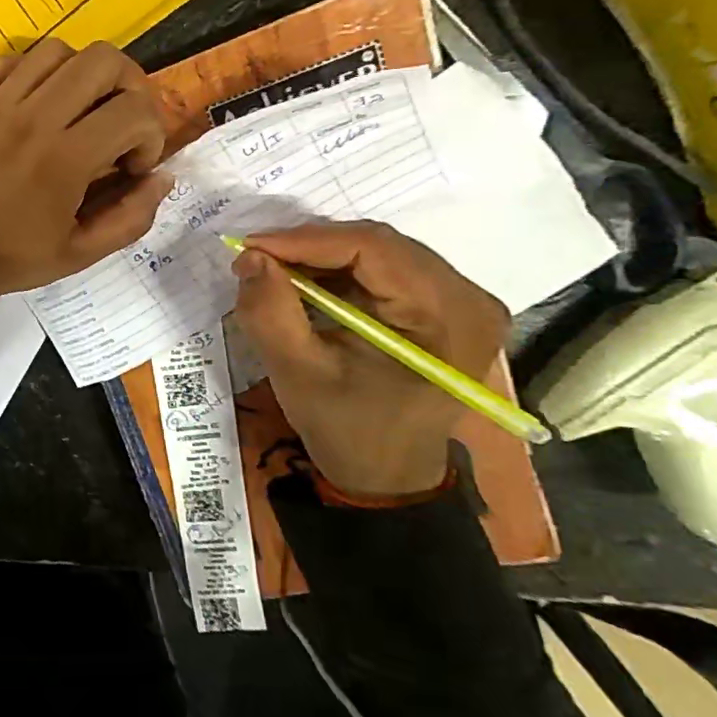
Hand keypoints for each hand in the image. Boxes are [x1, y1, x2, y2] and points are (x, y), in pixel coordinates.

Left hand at [0, 39, 171, 305]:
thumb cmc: (14, 256)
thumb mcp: (82, 254)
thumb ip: (132, 217)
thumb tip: (162, 176)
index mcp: (65, 159)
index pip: (134, 109)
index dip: (151, 135)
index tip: (132, 165)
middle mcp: (34, 119)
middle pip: (102, 60)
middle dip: (129, 87)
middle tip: (119, 123)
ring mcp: (0, 105)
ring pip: (58, 50)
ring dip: (83, 73)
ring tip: (82, 109)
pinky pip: (11, 60)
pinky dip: (34, 70)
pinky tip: (40, 101)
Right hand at [230, 221, 510, 495]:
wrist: (387, 476)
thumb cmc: (347, 429)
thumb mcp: (297, 372)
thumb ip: (270, 312)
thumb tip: (250, 257)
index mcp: (448, 317)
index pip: (373, 249)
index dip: (305, 240)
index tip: (248, 246)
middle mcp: (468, 298)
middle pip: (378, 244)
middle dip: (310, 246)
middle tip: (256, 259)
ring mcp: (460, 301)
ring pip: (378, 251)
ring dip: (320, 256)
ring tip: (273, 271)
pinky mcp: (442, 306)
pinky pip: (383, 268)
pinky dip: (337, 269)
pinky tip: (304, 284)